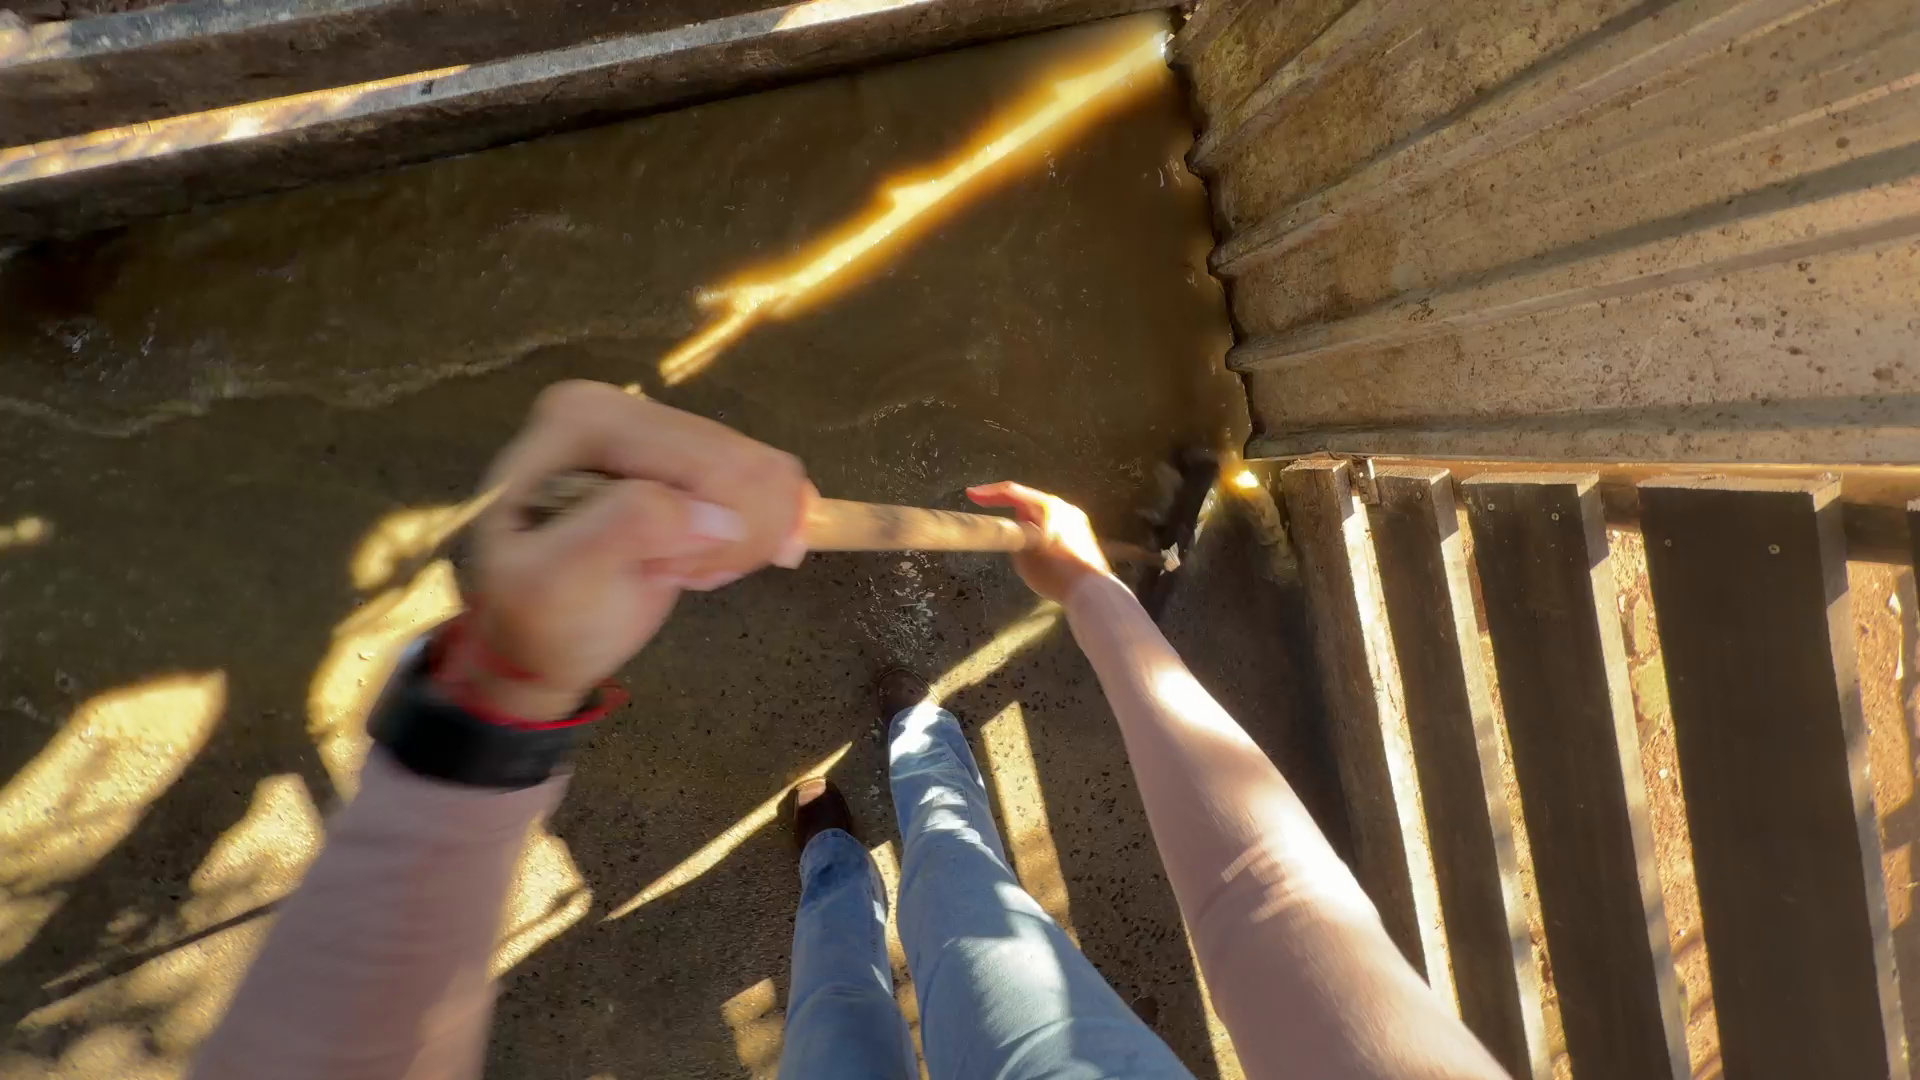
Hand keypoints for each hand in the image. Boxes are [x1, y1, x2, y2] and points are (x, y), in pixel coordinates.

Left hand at [462, 381, 811, 718]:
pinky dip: (753, 535)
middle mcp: (625, 410)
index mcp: (584, 420)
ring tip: (683, 569)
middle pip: (740, 460)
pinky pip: (768, 486)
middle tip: (680, 575)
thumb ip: (624, 529)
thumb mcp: (557, 581)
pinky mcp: (695, 459)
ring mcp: (663, 433)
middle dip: (731, 534)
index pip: (700, 455)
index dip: (716, 524)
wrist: (545, 639)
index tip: (679, 577)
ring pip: (764, 474)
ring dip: (743, 540)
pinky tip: (701, 557)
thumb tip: (715, 514)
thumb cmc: (541, 617)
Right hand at [965, 482, 1112, 601]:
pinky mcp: (1084, 535)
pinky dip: (1041, 531)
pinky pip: (1056, 526)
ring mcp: (1077, 520)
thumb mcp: (1022, 555)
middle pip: (1030, 502)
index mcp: (1047, 506)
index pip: (1011, 492)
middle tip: (992, 514)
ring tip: (1015, 538)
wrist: (1092, 592)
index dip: (988, 493)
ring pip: (1044, 514)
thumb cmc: (1053, 573)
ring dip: (1027, 521)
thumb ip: (1014, 535)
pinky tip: (1036, 547)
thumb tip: (1018, 528)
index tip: (971, 494)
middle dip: (1010, 508)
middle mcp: (1064, 507)